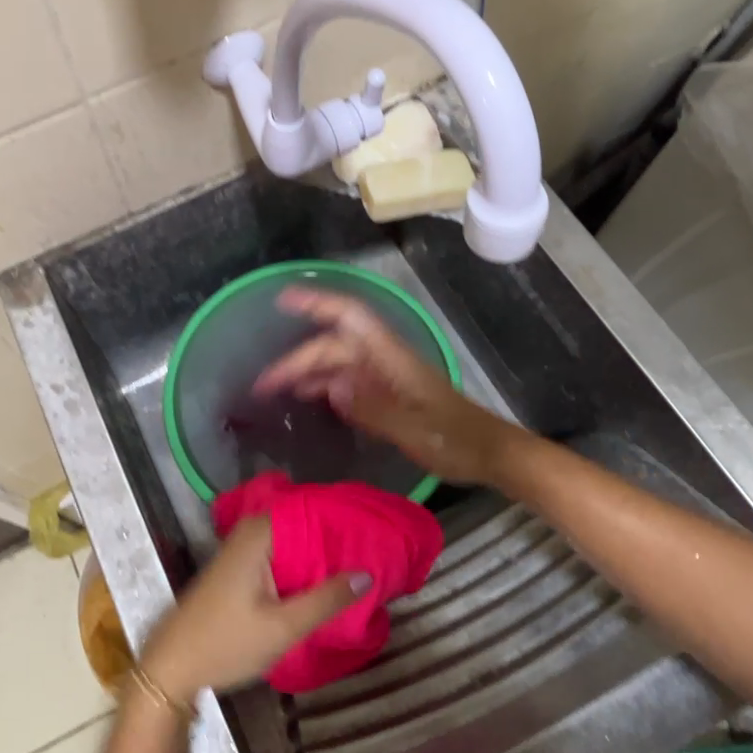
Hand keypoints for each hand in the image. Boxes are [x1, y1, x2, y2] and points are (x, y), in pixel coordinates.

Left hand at [138, 515, 368, 700]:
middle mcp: (251, 531)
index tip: (377, 531)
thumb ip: (326, 599)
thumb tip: (366, 573)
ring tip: (362, 565)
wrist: (173, 665)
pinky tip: (328, 582)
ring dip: (322, 555)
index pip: (312, 510)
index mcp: (260, 533)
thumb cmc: (225, 643)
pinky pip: (283, 556)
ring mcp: (244, 549)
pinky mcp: (243, 568)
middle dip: (337, 539)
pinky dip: (304, 566)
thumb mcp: (282, 627)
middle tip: (377, 551)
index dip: (344, 520)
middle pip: (304, 526)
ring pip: (294, 543)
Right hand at [252, 286, 521, 484]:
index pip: (349, 317)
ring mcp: (385, 377)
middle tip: (262, 384)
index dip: (317, 303)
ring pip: (336, 364)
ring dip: (305, 372)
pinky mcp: (386, 396)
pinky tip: (304, 397)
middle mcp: (384, 360)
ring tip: (271, 390)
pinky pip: (346, 383)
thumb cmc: (456, 440)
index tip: (283, 299)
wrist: (490, 453)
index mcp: (392, 357)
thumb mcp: (415, 429)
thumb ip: (373, 407)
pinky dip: (322, 386)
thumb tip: (330, 385)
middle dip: (296, 358)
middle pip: (333, 346)